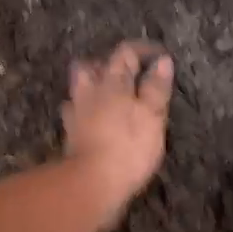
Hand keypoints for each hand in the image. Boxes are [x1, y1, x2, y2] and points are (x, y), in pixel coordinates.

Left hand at [62, 41, 173, 215]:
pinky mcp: (70, 132)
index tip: (160, 56)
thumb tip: (162, 61)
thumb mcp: (152, 116)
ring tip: (110, 95)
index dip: (143, 50)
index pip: (124, 53)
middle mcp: (89, 90)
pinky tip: (94, 118)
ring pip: (80, 86)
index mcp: (112, 82)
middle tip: (127, 73)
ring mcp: (76, 111)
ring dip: (93, 85)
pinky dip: (85, 109)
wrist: (91, 182)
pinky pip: (75, 110)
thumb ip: (156, 88)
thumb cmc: (128, 147)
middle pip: (92, 65)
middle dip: (108, 64)